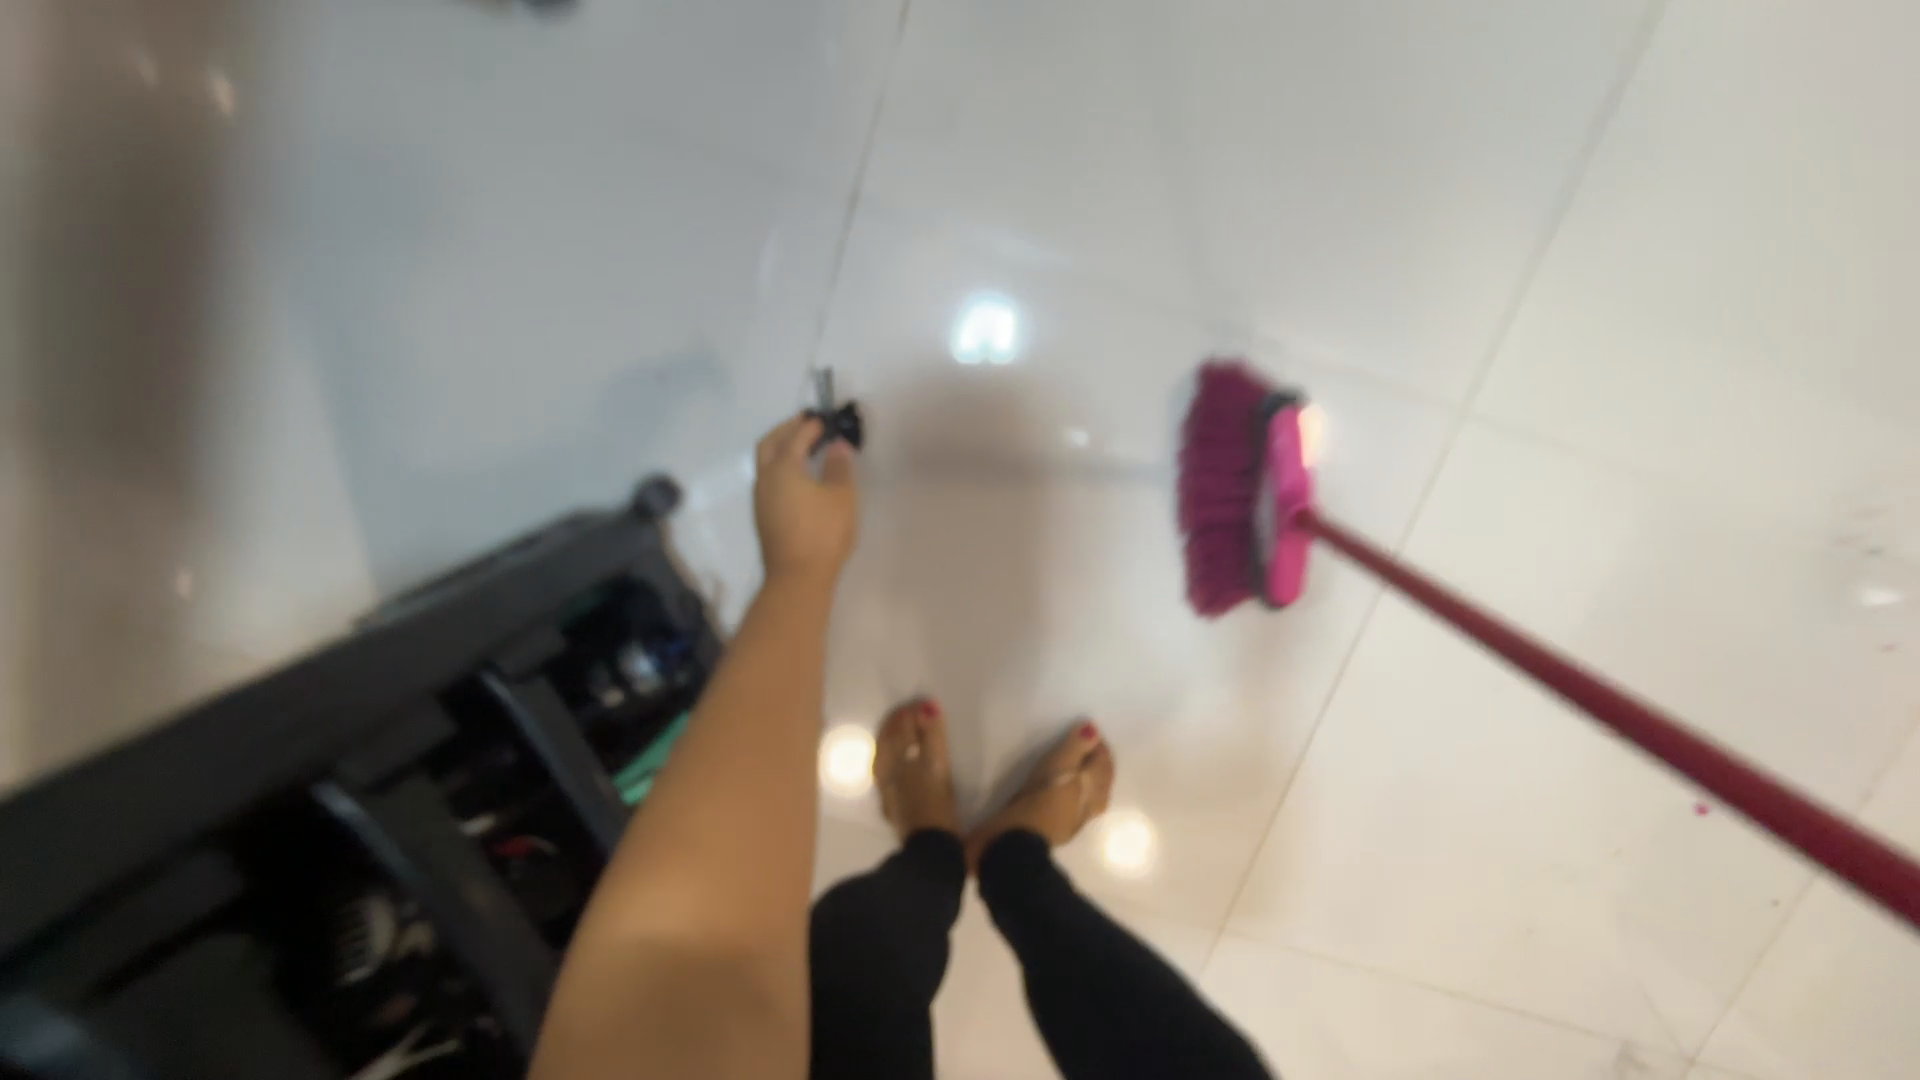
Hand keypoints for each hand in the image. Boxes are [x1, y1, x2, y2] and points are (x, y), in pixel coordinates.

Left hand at [753, 415, 858, 584]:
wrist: (797, 577)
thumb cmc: (822, 533)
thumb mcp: (841, 496)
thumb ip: (839, 466)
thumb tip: (837, 445)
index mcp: (782, 468)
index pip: (795, 437)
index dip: (810, 425)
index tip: (824, 418)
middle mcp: (765, 480)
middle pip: (769, 444)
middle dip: (786, 430)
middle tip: (805, 424)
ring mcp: (761, 500)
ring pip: (765, 463)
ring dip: (781, 449)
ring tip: (803, 447)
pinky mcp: (764, 517)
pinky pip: (769, 480)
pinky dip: (781, 468)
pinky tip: (798, 476)